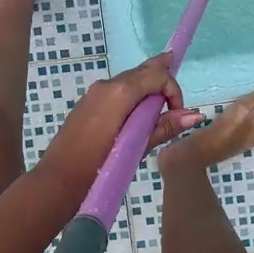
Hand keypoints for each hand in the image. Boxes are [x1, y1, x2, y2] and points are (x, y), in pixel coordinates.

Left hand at [38, 53, 196, 183]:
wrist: (58, 181)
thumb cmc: (99, 167)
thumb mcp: (136, 148)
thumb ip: (164, 127)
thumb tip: (195, 115)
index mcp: (120, 91)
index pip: (157, 75)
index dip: (173, 90)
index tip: (177, 114)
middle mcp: (107, 84)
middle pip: (142, 71)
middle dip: (162, 77)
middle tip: (179, 83)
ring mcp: (95, 92)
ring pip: (130, 80)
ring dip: (148, 87)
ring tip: (164, 103)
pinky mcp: (88, 103)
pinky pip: (118, 90)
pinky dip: (134, 95)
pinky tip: (140, 112)